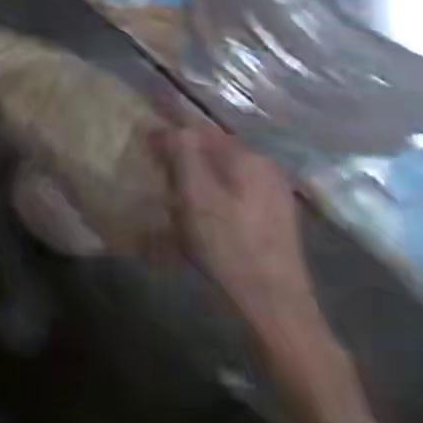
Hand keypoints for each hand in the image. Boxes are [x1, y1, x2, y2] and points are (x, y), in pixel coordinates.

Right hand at [156, 125, 316, 330]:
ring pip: (223, 168)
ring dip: (195, 169)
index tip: (146, 116)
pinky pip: (232, 188)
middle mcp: (264, 167)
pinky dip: (210, 188)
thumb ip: (182, 152)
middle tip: (152, 154)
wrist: (276, 305)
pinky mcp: (272, 217)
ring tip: (169, 181)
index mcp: (247, 157)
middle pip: (213, 146)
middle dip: (182, 146)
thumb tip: (168, 124)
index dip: (171, 119)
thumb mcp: (197, 196)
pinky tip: (196, 207)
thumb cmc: (230, 247)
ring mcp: (272, 193)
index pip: (200, 126)